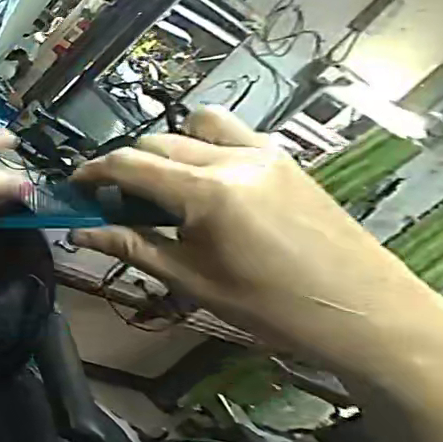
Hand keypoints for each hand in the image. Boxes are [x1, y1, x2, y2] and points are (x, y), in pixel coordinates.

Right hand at [71, 107, 442, 383]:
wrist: (368, 315)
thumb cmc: (274, 308)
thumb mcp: (193, 281)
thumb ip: (133, 246)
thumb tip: (80, 233)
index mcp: (207, 191)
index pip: (130, 164)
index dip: (93, 171)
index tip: (74, 186)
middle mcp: (233, 157)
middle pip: (156, 142)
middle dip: (127, 166)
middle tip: (117, 201)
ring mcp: (264, 152)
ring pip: (194, 126)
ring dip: (167, 147)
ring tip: (166, 187)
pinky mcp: (286, 157)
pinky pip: (231, 133)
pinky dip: (205, 145)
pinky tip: (209, 182)